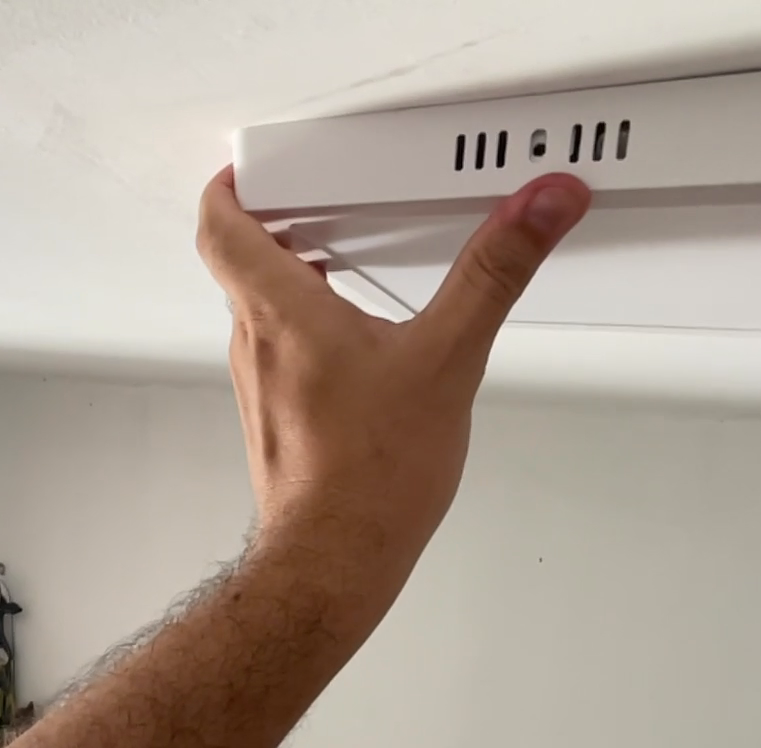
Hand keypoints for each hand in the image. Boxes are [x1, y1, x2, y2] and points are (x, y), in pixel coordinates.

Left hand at [196, 167, 589, 584]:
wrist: (335, 561)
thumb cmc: (371, 478)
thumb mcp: (446, 360)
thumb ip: (492, 274)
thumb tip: (539, 207)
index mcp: (282, 313)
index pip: (221, 225)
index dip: (232, 188)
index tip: (260, 171)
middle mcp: (258, 346)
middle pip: (245, 263)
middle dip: (283, 230)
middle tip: (328, 208)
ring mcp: (262, 387)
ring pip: (265, 313)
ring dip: (299, 284)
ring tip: (353, 271)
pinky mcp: (277, 420)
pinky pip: (282, 357)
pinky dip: (310, 334)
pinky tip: (360, 352)